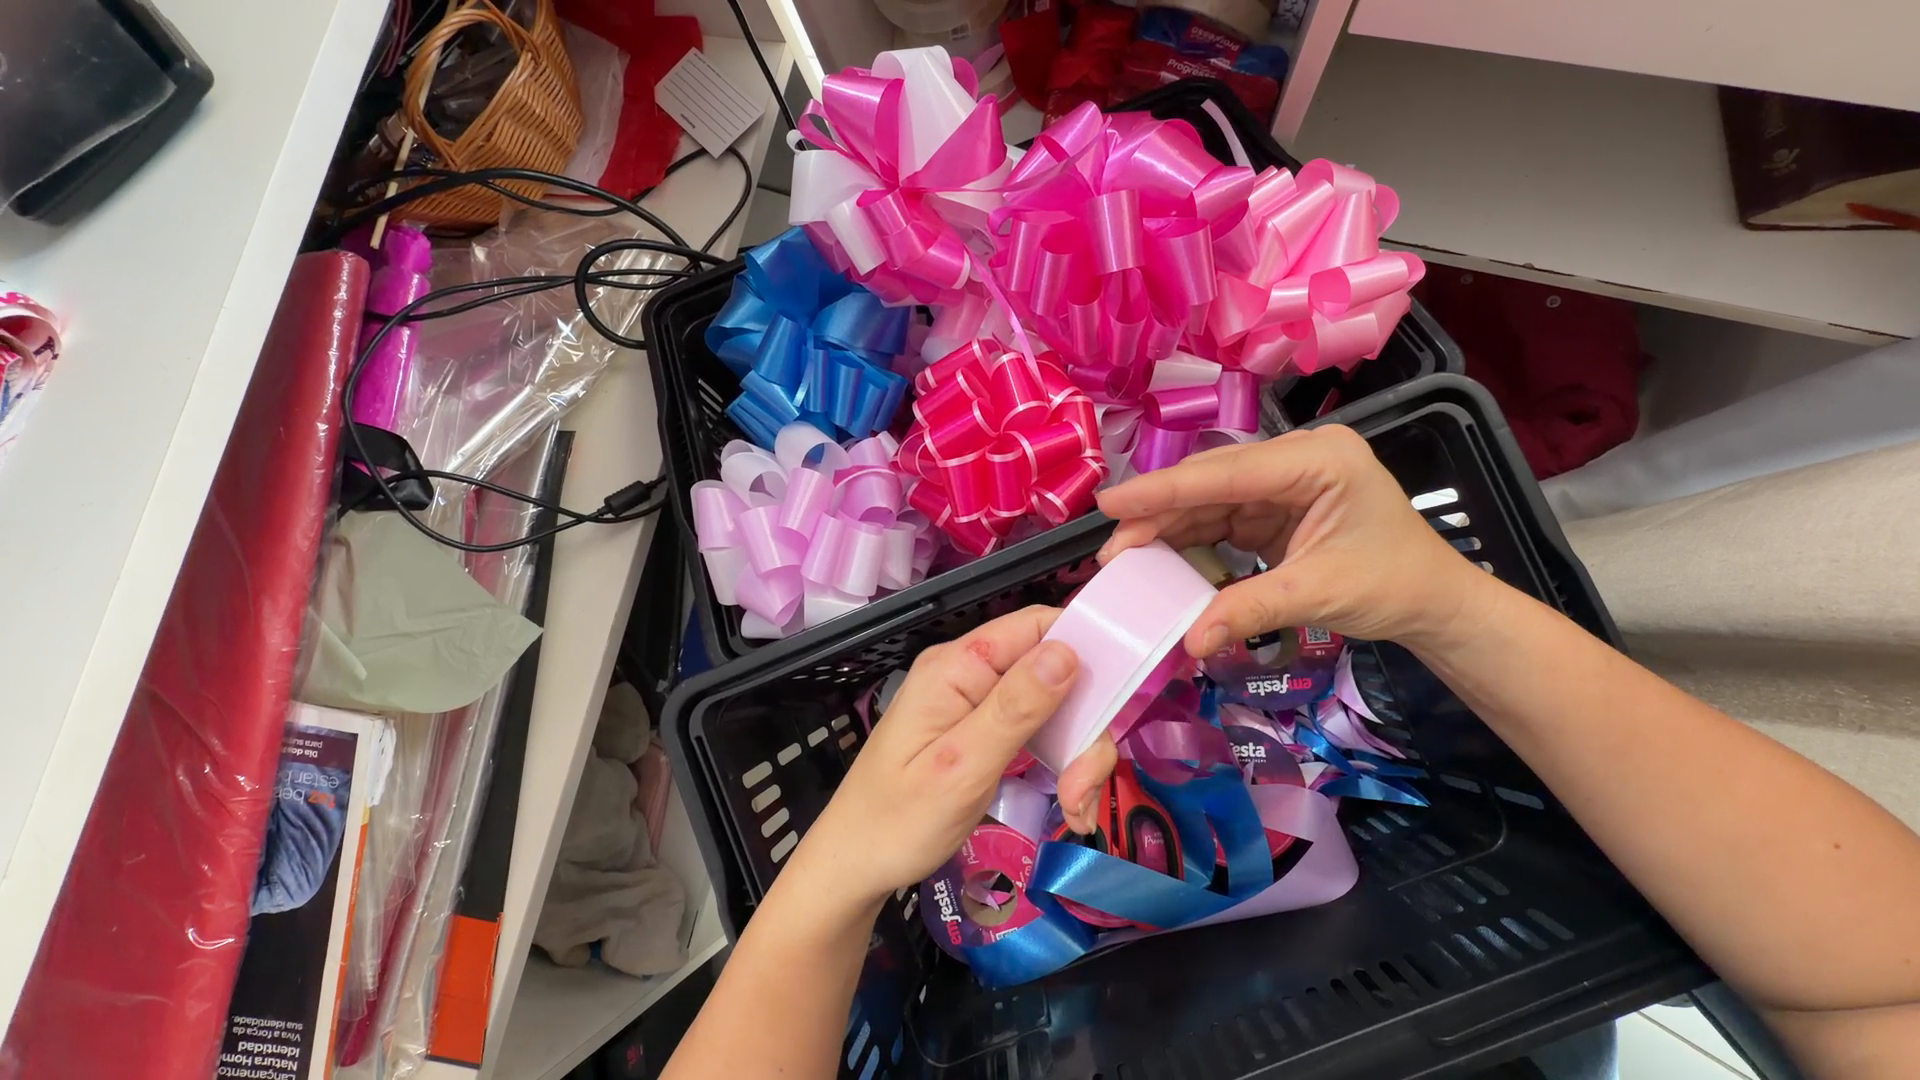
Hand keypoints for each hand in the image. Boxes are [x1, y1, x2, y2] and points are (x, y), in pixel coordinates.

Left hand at [784, 606, 1114, 909]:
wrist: (856, 866)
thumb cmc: (898, 820)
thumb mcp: (962, 766)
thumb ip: (1016, 707)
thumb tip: (1069, 650)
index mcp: (959, 666)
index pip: (1038, 626)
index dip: (1087, 649)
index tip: (1118, 699)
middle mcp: (972, 673)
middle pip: (1057, 672)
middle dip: (1084, 727)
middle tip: (1083, 789)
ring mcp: (979, 703)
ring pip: (1057, 707)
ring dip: (1077, 755)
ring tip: (1075, 807)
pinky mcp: (986, 731)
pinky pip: (1040, 732)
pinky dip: (1061, 765)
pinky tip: (1068, 805)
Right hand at [1096, 426, 1491, 656]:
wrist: (1432, 600)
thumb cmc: (1391, 585)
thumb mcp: (1317, 594)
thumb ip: (1248, 609)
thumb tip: (1190, 641)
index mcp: (1319, 460)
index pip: (1227, 473)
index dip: (1164, 490)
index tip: (1111, 504)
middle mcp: (1297, 457)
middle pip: (1210, 481)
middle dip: (1158, 513)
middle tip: (1112, 548)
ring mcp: (1284, 479)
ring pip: (1208, 498)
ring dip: (1167, 527)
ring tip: (1125, 555)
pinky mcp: (1274, 503)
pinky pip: (1220, 516)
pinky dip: (1189, 538)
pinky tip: (1158, 555)